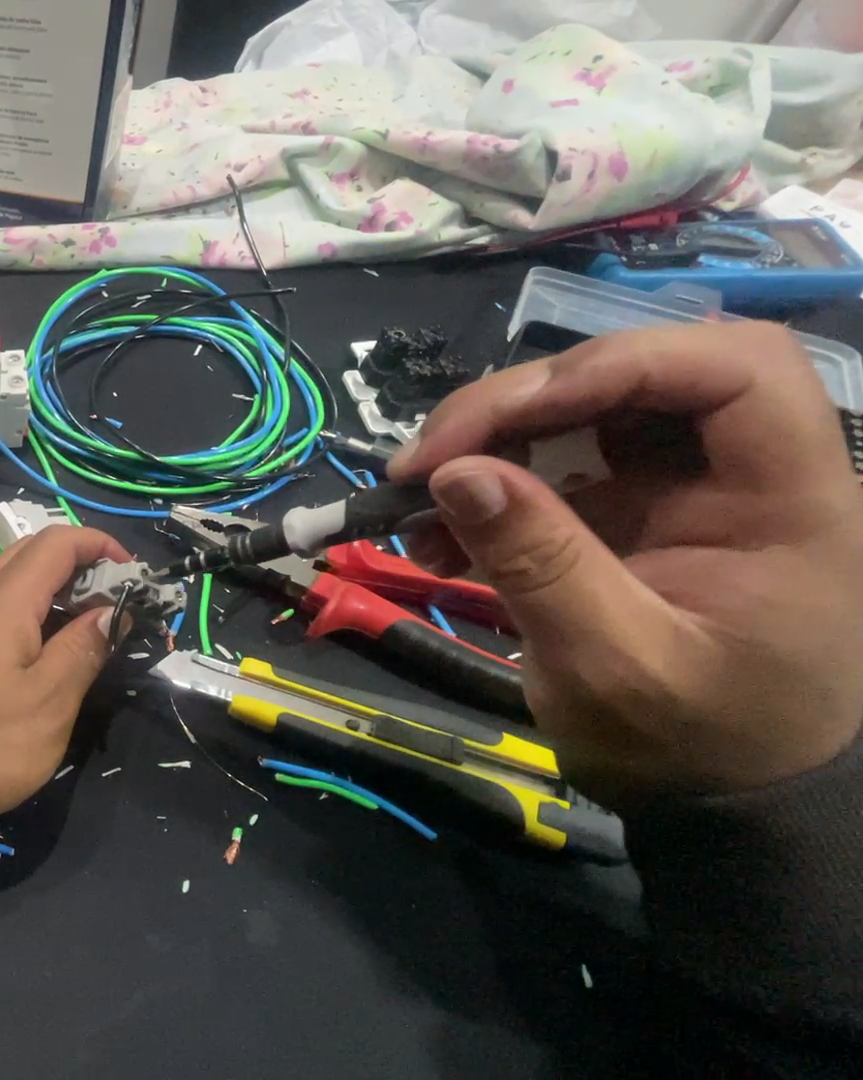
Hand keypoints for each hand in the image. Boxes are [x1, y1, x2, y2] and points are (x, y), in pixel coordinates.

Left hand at [0, 526, 131, 817]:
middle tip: (115, 602)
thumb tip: (113, 611)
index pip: (57, 542)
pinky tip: (45, 646)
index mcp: (3, 599)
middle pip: (32, 552)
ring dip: (54, 588)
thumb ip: (83, 649)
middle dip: (80, 563)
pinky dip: (29, 609)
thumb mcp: (48, 703)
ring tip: (88, 627)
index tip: (134, 576)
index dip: (100, 545)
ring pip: (11, 578)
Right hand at [389, 322, 862, 804]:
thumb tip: (456, 473)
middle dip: (508, 408)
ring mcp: (657, 491)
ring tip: (408, 505)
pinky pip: (528, 470)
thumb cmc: (687, 740)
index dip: (614, 367)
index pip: (727, 371)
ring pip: (562, 417)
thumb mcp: (611, 661)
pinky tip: (429, 537)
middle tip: (420, 462)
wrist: (703, 794)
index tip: (506, 419)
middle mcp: (720, 475)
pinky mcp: (603, 514)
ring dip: (474, 447)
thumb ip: (540, 563)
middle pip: (621, 381)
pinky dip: (468, 491)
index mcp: (780, 499)